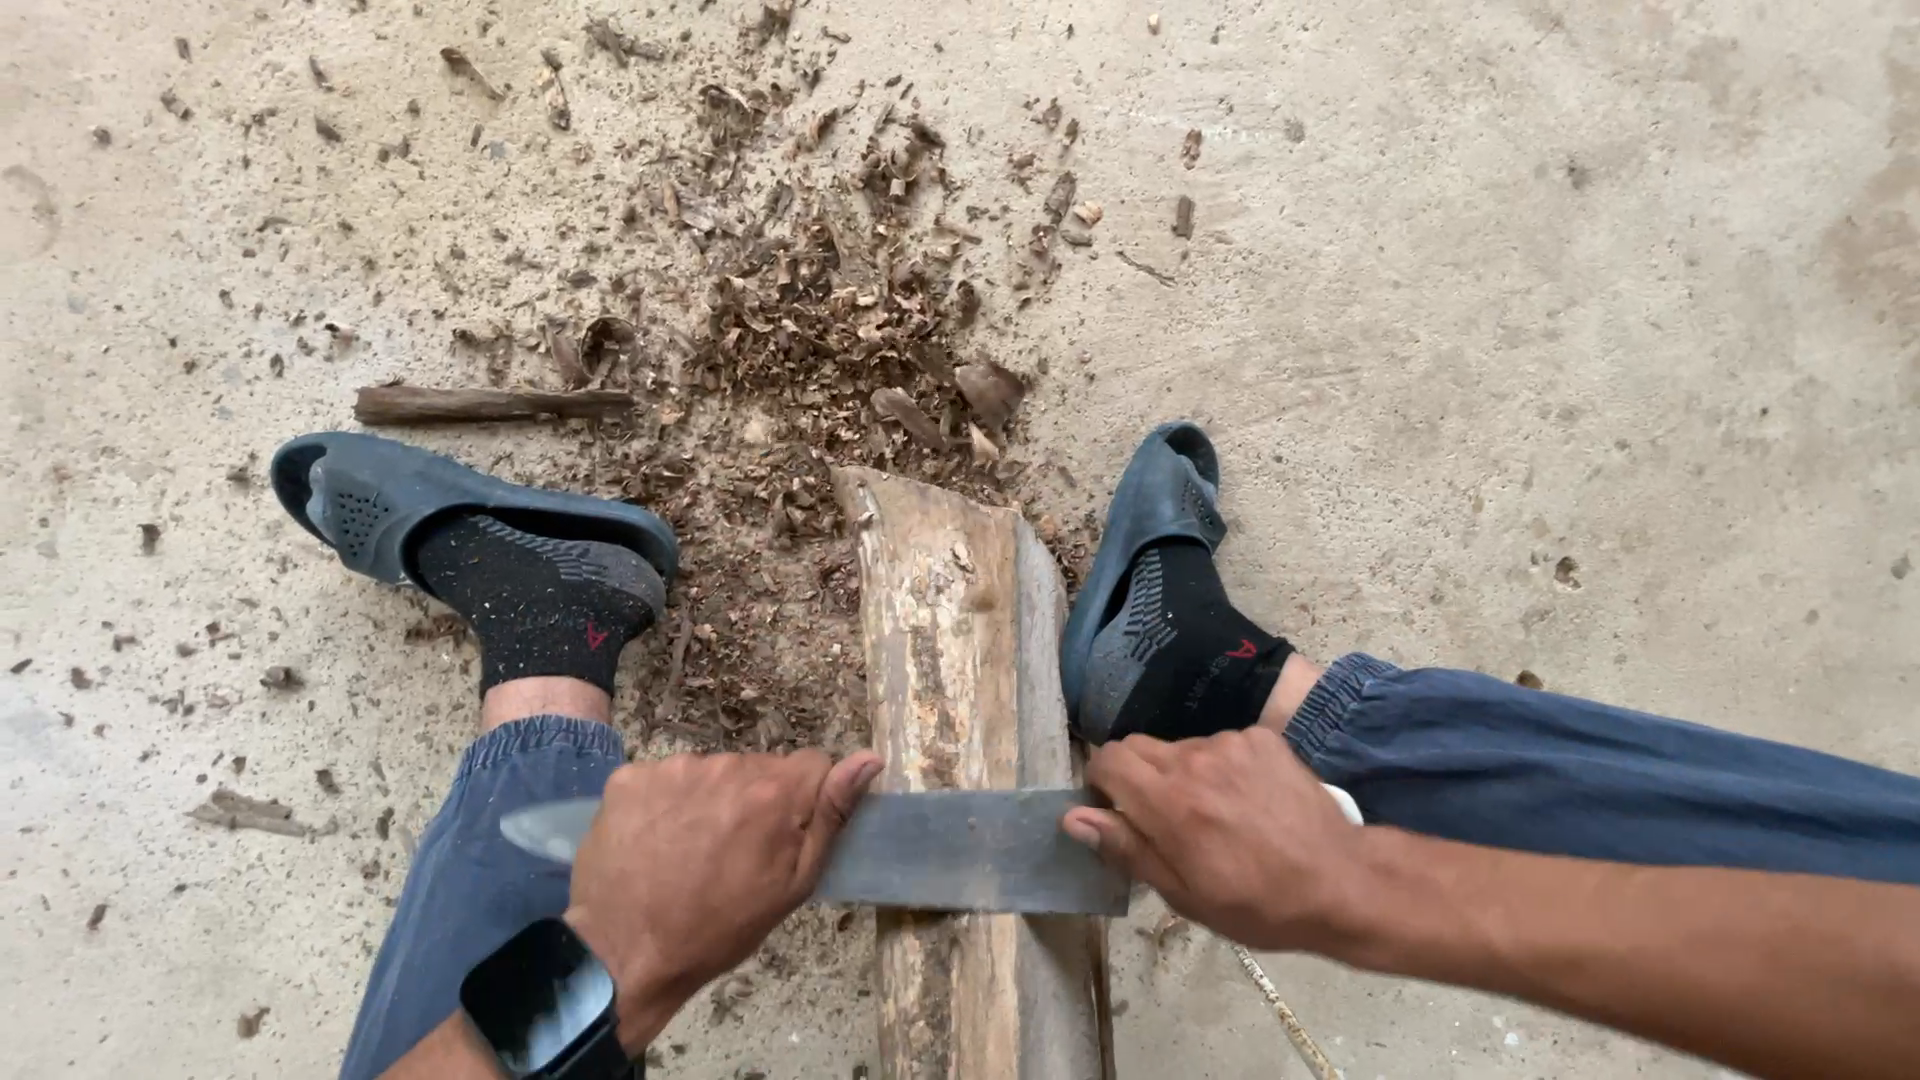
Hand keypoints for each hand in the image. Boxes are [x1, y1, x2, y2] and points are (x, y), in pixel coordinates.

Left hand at [563, 748, 882, 1052]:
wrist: (624, 956)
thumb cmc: (721, 928)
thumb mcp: (794, 883)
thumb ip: (833, 814)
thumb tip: (869, 758)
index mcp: (774, 790)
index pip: (811, 765)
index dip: (804, 798)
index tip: (783, 833)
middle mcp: (727, 765)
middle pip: (760, 768)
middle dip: (756, 799)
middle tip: (735, 850)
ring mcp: (674, 768)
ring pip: (713, 771)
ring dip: (712, 799)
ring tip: (692, 848)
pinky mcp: (631, 777)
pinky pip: (667, 778)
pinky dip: (667, 801)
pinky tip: (657, 839)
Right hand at [1061, 727, 1365, 951]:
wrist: (1343, 883)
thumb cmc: (1256, 902)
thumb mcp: (1183, 893)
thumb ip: (1125, 846)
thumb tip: (1073, 817)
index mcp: (1168, 801)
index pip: (1107, 759)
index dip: (1102, 782)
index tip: (1119, 810)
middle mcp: (1192, 759)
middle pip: (1137, 746)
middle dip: (1137, 775)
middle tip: (1166, 816)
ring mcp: (1229, 743)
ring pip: (1180, 746)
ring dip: (1183, 771)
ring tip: (1217, 810)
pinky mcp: (1260, 737)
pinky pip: (1220, 743)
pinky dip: (1222, 765)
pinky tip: (1248, 797)